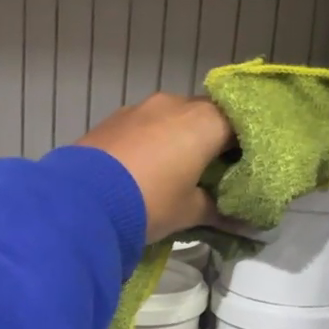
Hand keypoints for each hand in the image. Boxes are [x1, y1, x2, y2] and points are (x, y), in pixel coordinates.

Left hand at [76, 94, 232, 242]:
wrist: (82, 201)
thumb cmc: (149, 203)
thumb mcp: (188, 212)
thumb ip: (219, 211)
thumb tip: (244, 224)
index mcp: (204, 122)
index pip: (240, 123)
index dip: (247, 145)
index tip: (247, 167)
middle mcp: (175, 104)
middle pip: (207, 115)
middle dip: (214, 138)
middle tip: (216, 170)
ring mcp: (141, 107)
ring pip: (174, 117)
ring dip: (181, 136)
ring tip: (179, 169)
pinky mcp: (114, 118)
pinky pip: (146, 124)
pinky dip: (153, 139)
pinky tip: (147, 166)